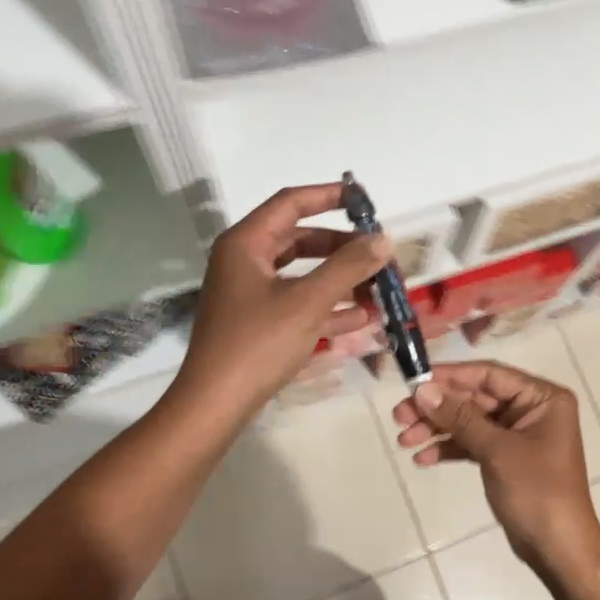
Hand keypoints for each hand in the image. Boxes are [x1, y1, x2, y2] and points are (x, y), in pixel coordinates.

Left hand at [176, 185, 390, 414]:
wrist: (216, 402)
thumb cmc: (257, 343)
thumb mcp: (307, 302)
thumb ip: (348, 267)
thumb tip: (383, 240)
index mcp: (246, 244)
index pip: (290, 203)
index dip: (328, 197)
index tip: (364, 200)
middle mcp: (245, 262)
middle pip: (301, 241)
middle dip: (343, 249)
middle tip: (379, 255)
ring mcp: (251, 295)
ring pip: (304, 275)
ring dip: (341, 280)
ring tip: (380, 288)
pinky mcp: (259, 324)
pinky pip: (299, 304)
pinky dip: (329, 308)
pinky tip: (363, 317)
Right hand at [392, 362, 599, 574]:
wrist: (558, 549)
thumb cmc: (536, 492)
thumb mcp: (497, 450)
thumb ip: (459, 417)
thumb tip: (422, 389)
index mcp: (542, 398)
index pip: (490, 375)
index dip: (450, 376)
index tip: (413, 381)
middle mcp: (532, 409)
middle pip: (476, 398)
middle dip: (438, 408)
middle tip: (399, 416)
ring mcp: (519, 435)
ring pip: (470, 422)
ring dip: (438, 429)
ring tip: (403, 441)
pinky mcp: (507, 458)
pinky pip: (474, 444)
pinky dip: (450, 449)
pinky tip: (423, 459)